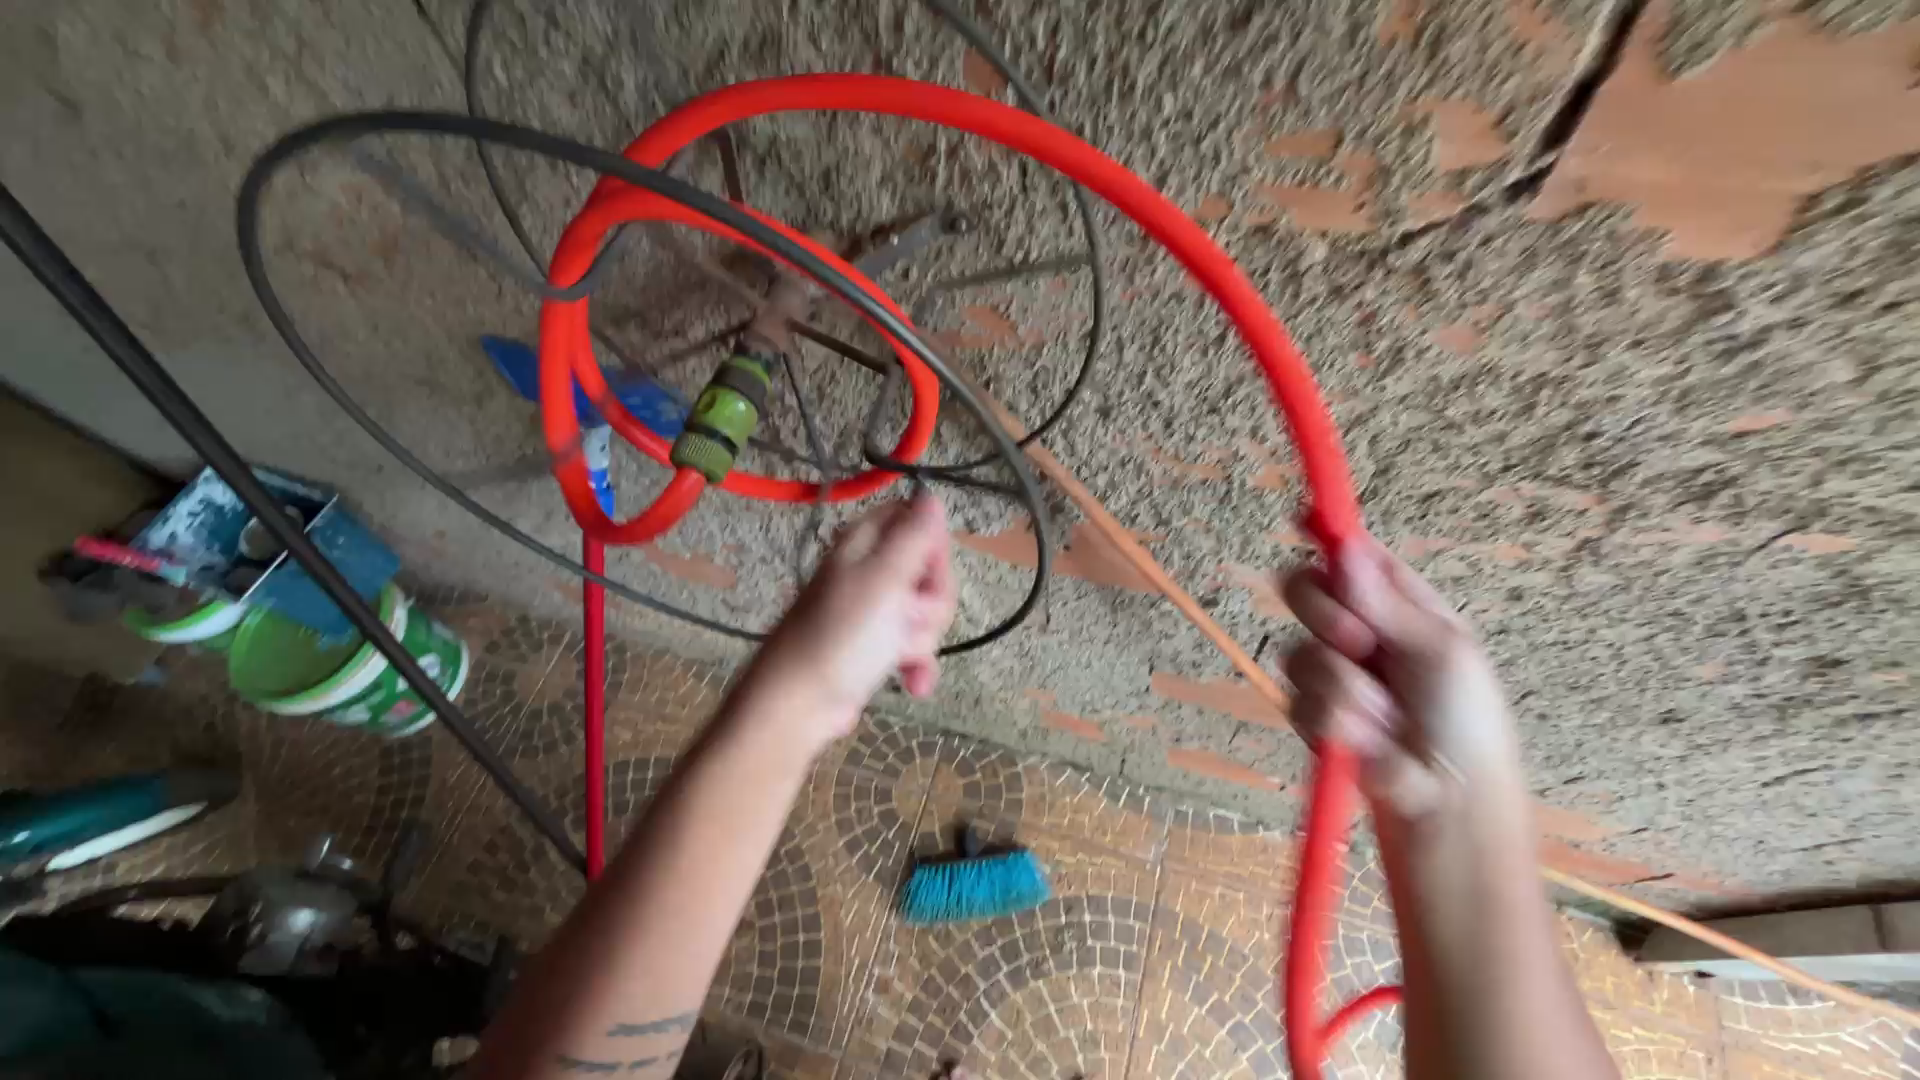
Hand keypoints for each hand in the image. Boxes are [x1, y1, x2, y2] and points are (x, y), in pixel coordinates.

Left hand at [740, 494, 956, 745]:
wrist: (801, 702)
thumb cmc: (842, 634)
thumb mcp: (884, 578)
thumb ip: (913, 534)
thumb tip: (931, 494)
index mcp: (866, 543)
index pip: (916, 519)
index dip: (933, 545)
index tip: (928, 572)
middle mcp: (870, 570)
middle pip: (929, 569)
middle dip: (931, 600)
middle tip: (908, 616)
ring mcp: (874, 610)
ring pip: (926, 611)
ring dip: (922, 637)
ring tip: (898, 652)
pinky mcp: (877, 646)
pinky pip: (915, 646)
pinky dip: (917, 665)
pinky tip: (912, 683)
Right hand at [1281, 536, 1524, 823]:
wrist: (1446, 803)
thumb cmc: (1464, 722)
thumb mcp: (1441, 653)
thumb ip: (1386, 602)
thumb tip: (1346, 547)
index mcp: (1399, 605)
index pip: (1354, 556)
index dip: (1327, 537)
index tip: (1300, 520)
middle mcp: (1359, 630)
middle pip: (1305, 590)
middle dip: (1326, 617)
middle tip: (1359, 643)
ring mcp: (1331, 672)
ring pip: (1298, 652)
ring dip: (1342, 690)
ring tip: (1383, 721)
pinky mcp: (1311, 713)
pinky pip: (1296, 699)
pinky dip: (1330, 721)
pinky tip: (1363, 742)